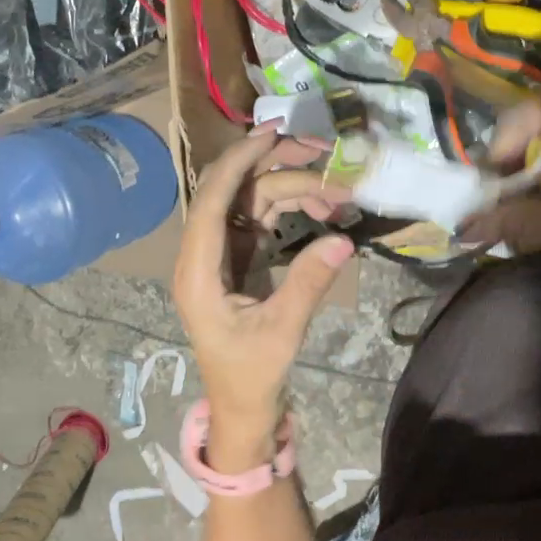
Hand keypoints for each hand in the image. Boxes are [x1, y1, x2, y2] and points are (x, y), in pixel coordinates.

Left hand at [174, 125, 355, 462]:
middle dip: (277, 168)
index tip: (271, 135)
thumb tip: (342, 241)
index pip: (210, 202)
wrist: (243, 405)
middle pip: (235, 193)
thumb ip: (308, 283)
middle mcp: (204, 254)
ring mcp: (222, 254)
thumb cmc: (251, 374)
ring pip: (253, 202)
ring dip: (294, 189)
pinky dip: (294, 209)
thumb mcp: (282, 331)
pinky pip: (264, 219)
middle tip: (322, 153)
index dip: (238, 164)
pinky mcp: (241, 258)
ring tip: (339, 193)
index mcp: (198, 271)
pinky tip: (325, 210)